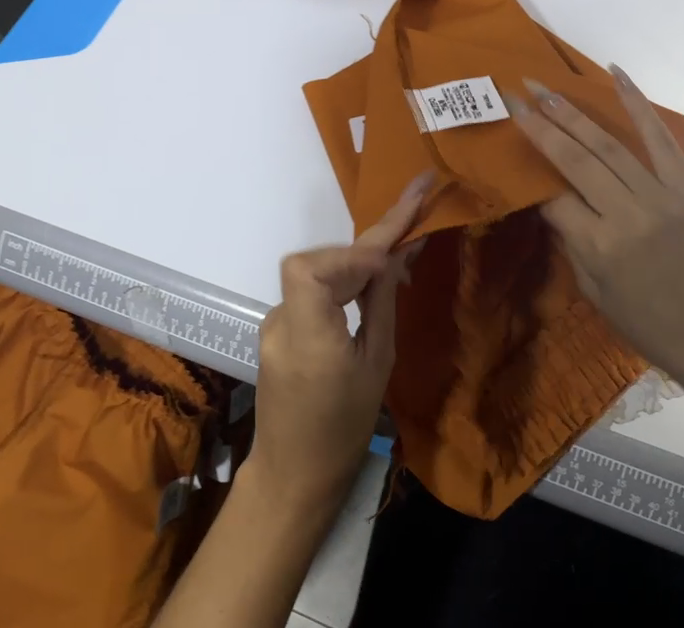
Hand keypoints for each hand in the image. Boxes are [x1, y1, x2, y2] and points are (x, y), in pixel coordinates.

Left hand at [249, 173, 431, 506]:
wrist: (295, 473)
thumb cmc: (344, 428)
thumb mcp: (377, 366)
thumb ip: (381, 304)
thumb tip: (396, 257)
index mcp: (308, 334)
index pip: (317, 266)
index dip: (359, 242)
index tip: (404, 211)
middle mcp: (281, 320)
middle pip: (318, 262)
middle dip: (363, 250)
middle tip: (409, 235)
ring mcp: (274, 324)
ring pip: (315, 273)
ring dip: (353, 265)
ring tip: (396, 268)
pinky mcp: (278, 329)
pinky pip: (311, 293)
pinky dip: (341, 284)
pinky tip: (368, 295)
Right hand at [512, 67, 683, 389]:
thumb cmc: (647, 324)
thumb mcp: (593, 289)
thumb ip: (571, 239)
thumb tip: (551, 197)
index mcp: (600, 248)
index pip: (554, 198)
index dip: (531, 177)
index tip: (512, 154)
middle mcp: (629, 215)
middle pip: (576, 159)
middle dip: (541, 124)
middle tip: (515, 93)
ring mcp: (664, 196)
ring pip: (609, 144)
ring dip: (573, 112)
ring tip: (545, 88)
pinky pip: (660, 137)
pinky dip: (637, 103)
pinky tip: (616, 75)